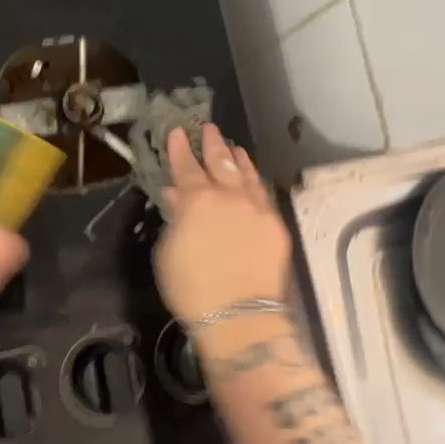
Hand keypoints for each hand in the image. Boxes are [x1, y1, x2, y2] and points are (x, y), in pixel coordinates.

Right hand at [153, 123, 290, 319]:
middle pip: (221, 162)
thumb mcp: (169, 251)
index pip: (186, 167)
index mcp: (197, 200)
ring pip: (247, 174)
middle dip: (212, 144)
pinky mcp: (275, 225)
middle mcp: (229, 196)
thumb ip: (175, 218)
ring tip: (234, 147)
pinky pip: (263, 194)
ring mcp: (256, 209)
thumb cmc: (191, 287)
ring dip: (238, 158)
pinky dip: (254, 181)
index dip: (179, 150)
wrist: (238, 315)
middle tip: (208, 128)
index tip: (177, 132)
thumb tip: (176, 196)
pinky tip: (252, 178)